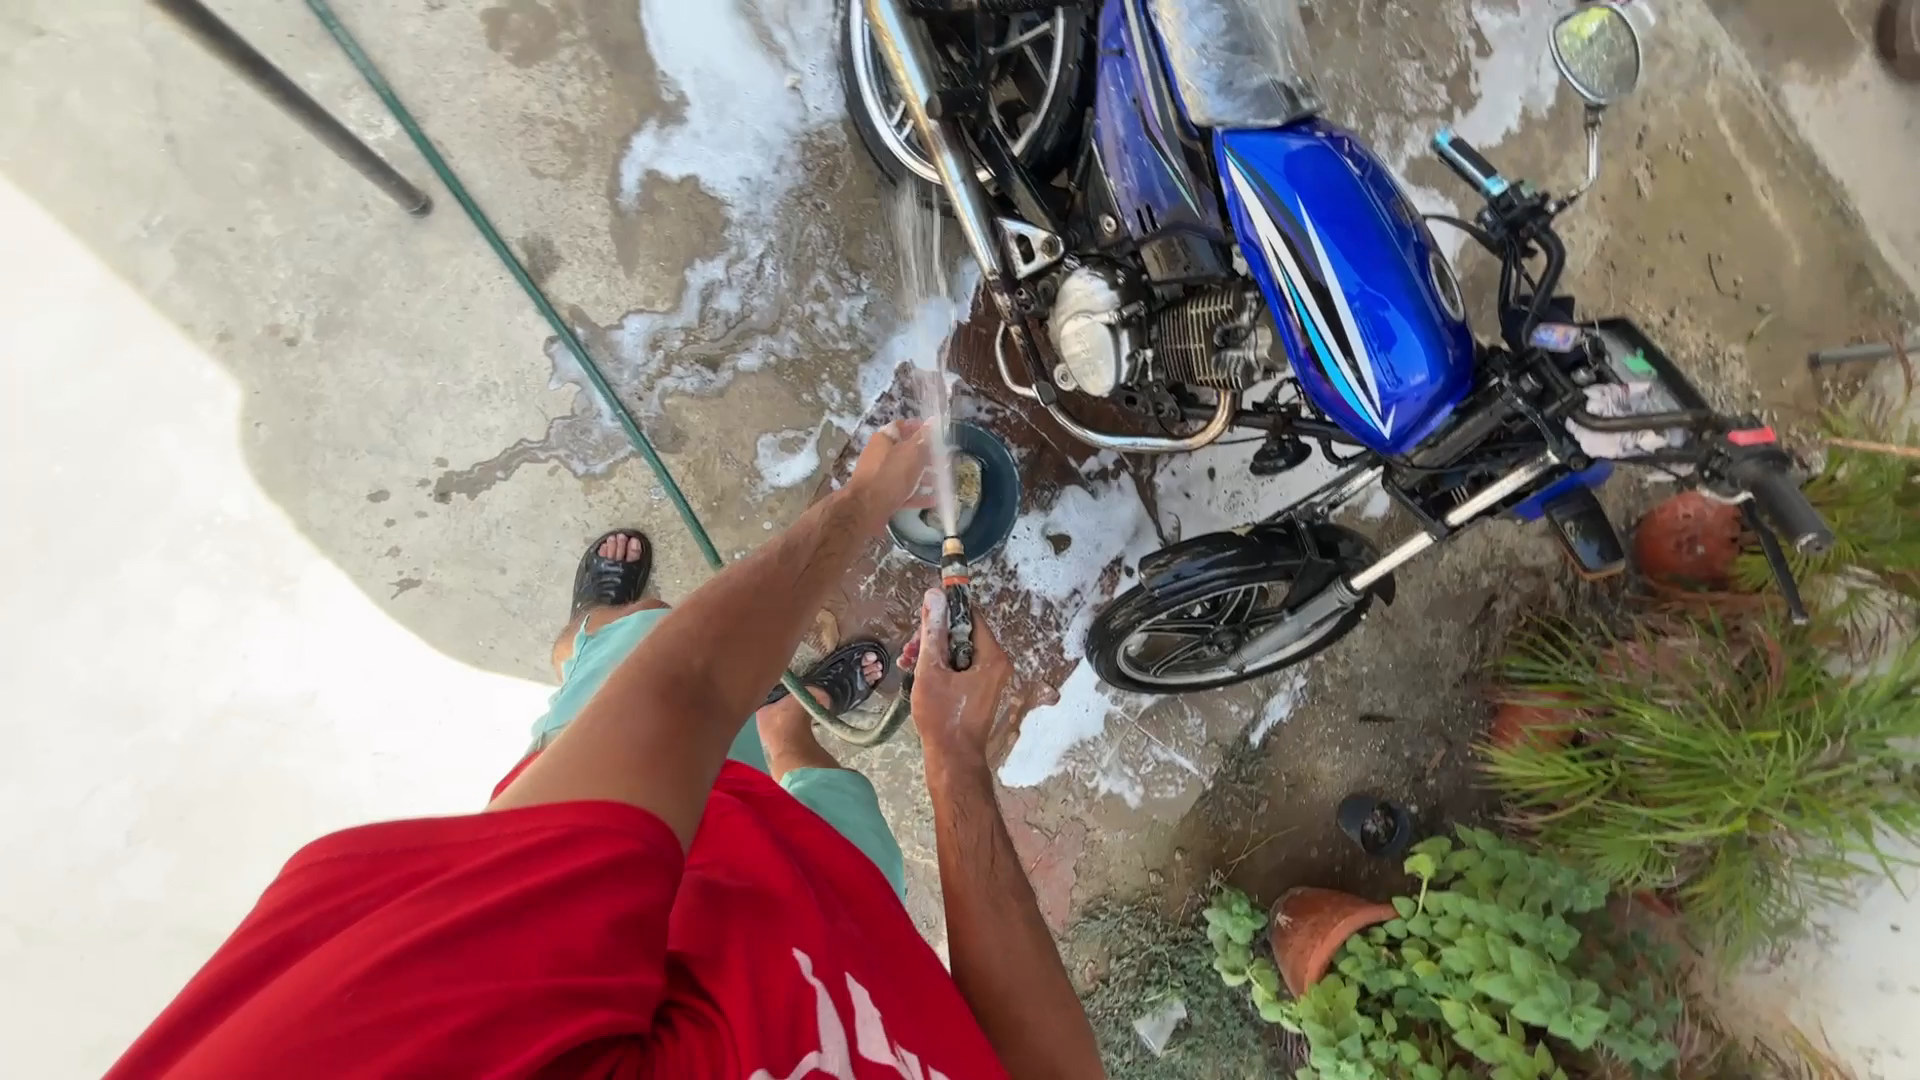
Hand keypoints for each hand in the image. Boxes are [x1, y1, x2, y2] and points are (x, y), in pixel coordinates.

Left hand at [846, 419, 934, 526]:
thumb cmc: (891, 474)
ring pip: (905, 473)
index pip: (902, 427)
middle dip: (925, 456)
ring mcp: (880, 477)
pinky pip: (903, 492)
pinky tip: (933, 499)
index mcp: (883, 440)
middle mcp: (879, 456)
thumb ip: (923, 438)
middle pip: (905, 452)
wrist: (867, 508)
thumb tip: (932, 422)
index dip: (918, 427)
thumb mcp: (911, 452)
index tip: (935, 433)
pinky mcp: (882, 496)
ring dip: (923, 476)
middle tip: (942, 459)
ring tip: (940, 481)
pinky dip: (917, 494)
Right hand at [902, 588, 1012, 771]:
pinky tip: (917, 672)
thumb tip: (934, 594)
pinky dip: (941, 667)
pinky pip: (961, 668)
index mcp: (992, 656)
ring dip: (934, 652)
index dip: (946, 611)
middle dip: (934, 636)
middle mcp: (997, 664)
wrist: (952, 759)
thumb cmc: (942, 715)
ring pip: (959, 651)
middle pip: (963, 634)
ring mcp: (990, 679)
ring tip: (908, 661)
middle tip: (910, 646)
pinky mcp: (980, 691)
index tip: (923, 614)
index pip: (971, 616)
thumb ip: (932, 631)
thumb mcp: (931, 669)